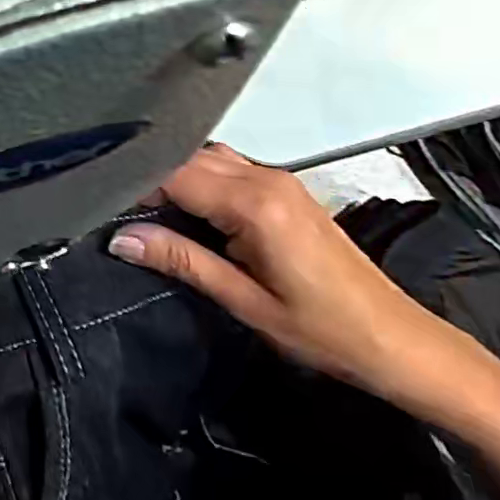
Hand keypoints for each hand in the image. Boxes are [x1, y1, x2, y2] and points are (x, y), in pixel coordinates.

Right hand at [109, 147, 499, 499]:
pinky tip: (182, 199)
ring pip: (209, 157)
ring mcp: (278, 178)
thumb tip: (121, 238)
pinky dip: (198, 176)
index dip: (134, 182)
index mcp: (253, 202)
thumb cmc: (323, 330)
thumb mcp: (244, 302)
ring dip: (174, 173)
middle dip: (150, 173)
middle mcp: (265, 177)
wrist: (400, 342)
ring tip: (138, 198)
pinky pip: (228, 166)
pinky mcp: (285, 188)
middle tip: (110, 197)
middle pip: (190, 157)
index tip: (99, 194)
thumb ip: (182, 260)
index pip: (175, 173)